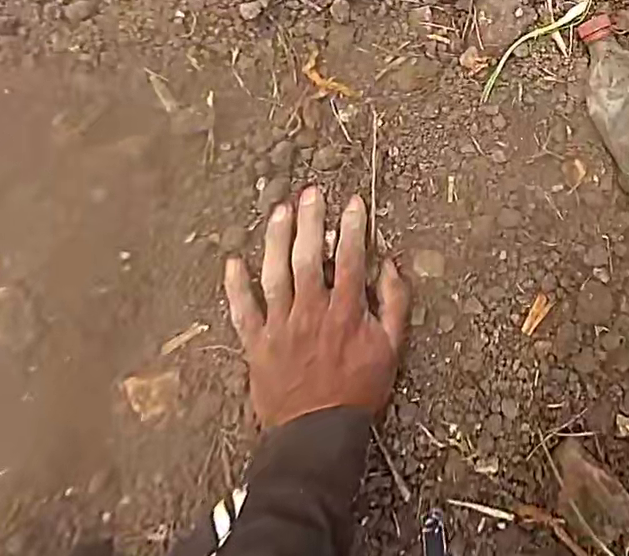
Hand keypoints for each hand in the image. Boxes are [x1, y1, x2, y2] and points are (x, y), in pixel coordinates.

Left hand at [224, 186, 410, 429]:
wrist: (316, 435)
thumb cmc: (358, 389)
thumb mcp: (392, 347)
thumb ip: (394, 302)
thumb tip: (391, 265)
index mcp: (345, 311)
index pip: (350, 258)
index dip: (352, 227)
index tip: (353, 202)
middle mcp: (311, 312)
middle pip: (309, 257)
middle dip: (310, 221)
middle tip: (310, 193)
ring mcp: (280, 327)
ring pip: (275, 275)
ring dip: (277, 240)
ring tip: (280, 211)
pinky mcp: (257, 345)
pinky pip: (243, 311)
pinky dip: (235, 287)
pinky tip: (233, 262)